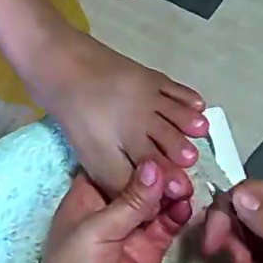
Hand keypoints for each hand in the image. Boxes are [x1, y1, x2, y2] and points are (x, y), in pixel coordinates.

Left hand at [20, 29, 205, 200]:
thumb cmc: (72, 115)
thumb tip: (140, 200)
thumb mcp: (90, 156)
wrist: (61, 62)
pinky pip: (173, 87)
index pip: (155, 164)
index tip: (182, 190)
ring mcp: (148, 93)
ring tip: (201, 130)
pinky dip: (187, 97)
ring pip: (175, 112)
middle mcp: (146, 118)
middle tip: (192, 160)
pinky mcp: (146, 74)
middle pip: (168, 138)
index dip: (169, 178)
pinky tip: (198, 104)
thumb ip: (116, 179)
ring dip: (189, 124)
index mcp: (132, 141)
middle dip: (181, 151)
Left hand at [21, 162, 192, 262]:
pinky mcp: (148, 254)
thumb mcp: (95, 233)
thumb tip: (154, 166)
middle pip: (136, 184)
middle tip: (181, 168)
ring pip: (154, 203)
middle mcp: (106, 213)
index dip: (131, 154)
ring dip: (170, 194)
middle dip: (157, 175)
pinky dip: (177, 215)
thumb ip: (129, 201)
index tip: (158, 142)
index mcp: (82, 201)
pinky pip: (165, 227)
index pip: (108, 166)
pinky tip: (188, 207)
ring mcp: (128, 234)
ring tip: (186, 188)